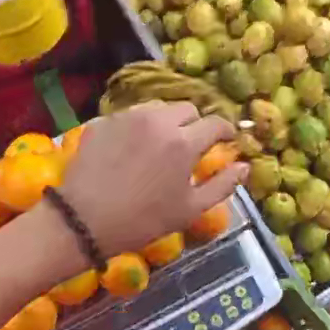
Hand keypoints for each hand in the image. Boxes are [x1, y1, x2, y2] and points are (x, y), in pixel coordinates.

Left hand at [58, 102, 246, 255]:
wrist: (83, 221)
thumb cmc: (144, 220)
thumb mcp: (190, 209)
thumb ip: (223, 185)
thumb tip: (245, 166)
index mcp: (184, 141)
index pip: (216, 122)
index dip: (226, 130)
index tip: (227, 140)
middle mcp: (158, 120)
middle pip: (188, 108)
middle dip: (196, 123)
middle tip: (192, 145)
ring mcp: (128, 117)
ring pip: (158, 108)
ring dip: (168, 121)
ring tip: (162, 144)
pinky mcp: (103, 121)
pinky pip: (131, 116)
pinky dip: (139, 127)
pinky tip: (133, 149)